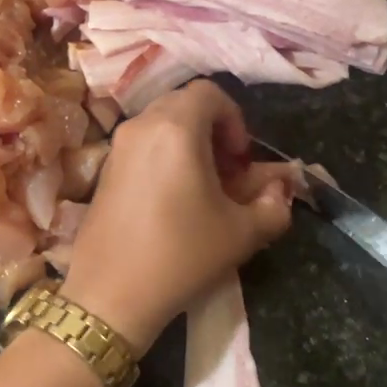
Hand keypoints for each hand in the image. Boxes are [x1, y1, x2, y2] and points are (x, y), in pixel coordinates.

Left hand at [58, 80, 294, 353]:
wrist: (110, 294)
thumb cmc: (181, 255)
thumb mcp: (241, 233)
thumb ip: (272, 205)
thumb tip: (282, 190)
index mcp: (176, 128)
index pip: (209, 93)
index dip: (234, 119)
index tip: (240, 159)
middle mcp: (142, 126)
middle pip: (183, 104)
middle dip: (212, 129)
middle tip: (226, 171)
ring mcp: (117, 147)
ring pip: (160, 124)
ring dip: (187, 143)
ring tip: (202, 188)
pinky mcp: (104, 170)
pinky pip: (141, 144)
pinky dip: (163, 157)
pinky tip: (172, 200)